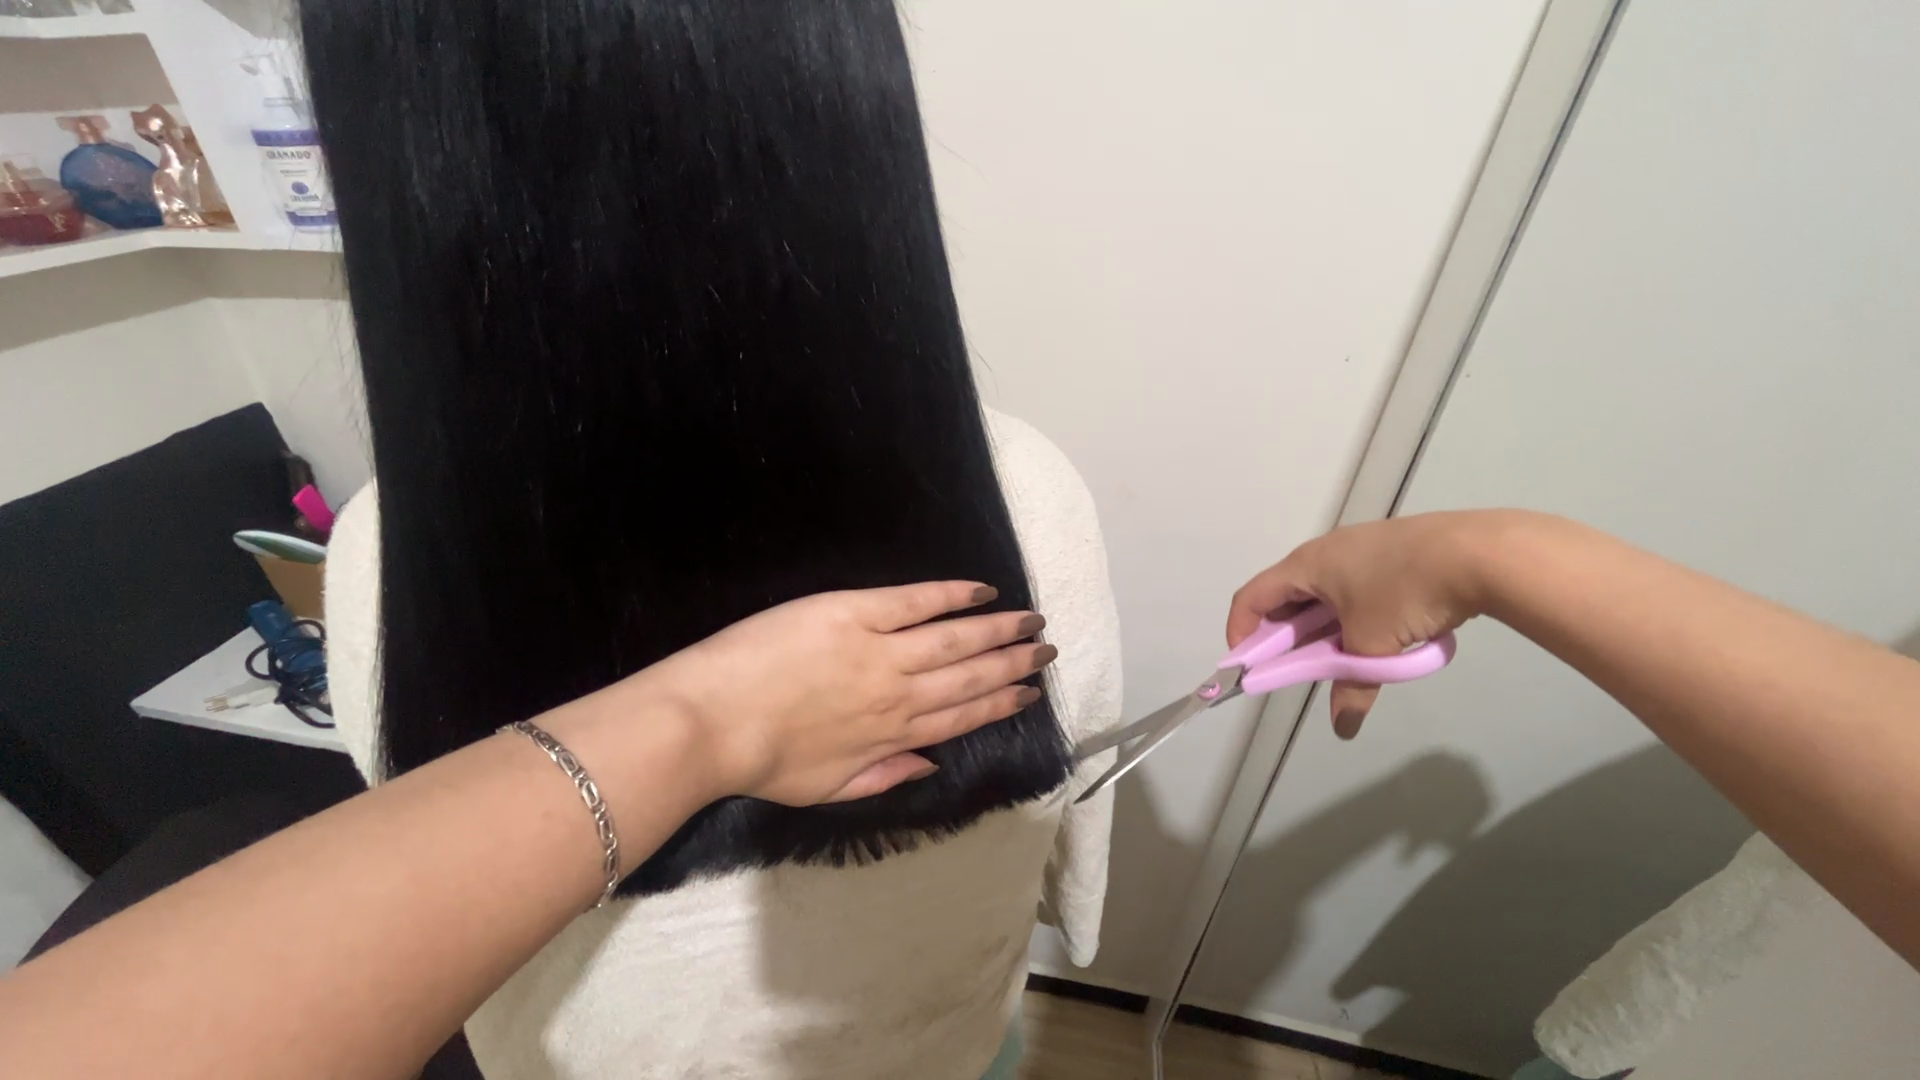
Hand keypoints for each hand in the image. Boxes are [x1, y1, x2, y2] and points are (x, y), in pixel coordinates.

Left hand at [612, 582, 1054, 804]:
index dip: (1000, 703)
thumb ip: (883, 777)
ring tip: (1030, 621)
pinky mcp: (857, 613)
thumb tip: (930, 763)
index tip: (1029, 692)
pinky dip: (952, 595)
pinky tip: (981, 591)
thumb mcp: (825, 790)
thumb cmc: (760, 760)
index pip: (961, 717)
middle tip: (1046, 649)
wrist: (709, 722)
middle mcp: (900, 694)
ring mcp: (881, 651)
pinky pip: (916, 601)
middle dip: (1013, 663)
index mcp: (892, 736)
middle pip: (970, 675)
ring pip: (956, 638)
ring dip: (998, 630)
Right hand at [1228, 511, 1512, 737]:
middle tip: (1295, 668)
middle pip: (1285, 596)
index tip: (1249, 667)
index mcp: (1305, 566)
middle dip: (1284, 635)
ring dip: (1320, 626)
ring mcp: (1360, 546)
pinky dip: (1350, 613)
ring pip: (1323, 592)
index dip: (1240, 633)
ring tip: (1338, 656)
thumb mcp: (1372, 645)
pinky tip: (1377, 633)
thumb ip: (1351, 688)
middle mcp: (1325, 550)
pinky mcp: (1392, 550)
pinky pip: (1353, 585)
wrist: (1482, 552)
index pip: (1251, 598)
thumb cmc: (1406, 592)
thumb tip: (1344, 727)